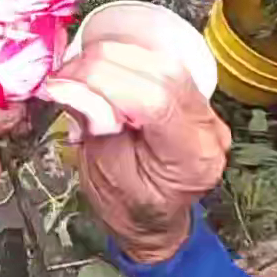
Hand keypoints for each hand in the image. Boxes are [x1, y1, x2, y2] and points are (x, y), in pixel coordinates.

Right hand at [43, 41, 229, 264]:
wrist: (154, 222)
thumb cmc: (129, 210)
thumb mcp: (104, 175)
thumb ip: (95, 126)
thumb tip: (75, 84)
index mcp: (191, 158)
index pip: (156, 101)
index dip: (106, 80)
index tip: (67, 79)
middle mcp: (209, 128)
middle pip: (162, 73)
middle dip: (107, 62)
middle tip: (67, 71)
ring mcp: (206, 110)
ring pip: (163, 61)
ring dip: (116, 55)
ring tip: (81, 67)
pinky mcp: (194, 97)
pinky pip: (162, 64)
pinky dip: (129, 57)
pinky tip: (104, 63)